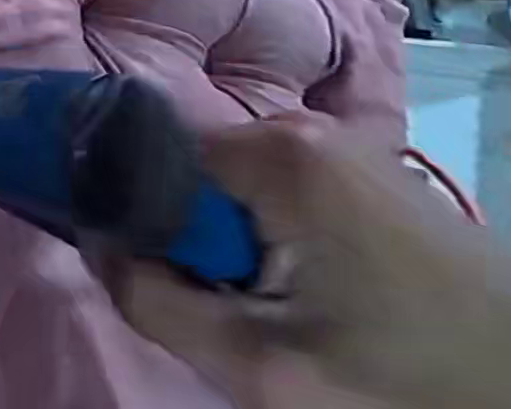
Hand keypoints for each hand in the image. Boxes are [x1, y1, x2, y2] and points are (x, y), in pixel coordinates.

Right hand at [96, 115, 510, 408]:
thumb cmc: (418, 394)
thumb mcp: (262, 369)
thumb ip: (152, 301)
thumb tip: (92, 243)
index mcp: (275, 149)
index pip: (152, 155)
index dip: (136, 212)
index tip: (146, 268)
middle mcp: (307, 128)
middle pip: (195, 172)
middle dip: (192, 237)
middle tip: (227, 310)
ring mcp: (351, 151)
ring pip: (239, 189)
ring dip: (234, 245)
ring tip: (276, 313)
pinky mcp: (379, 182)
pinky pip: (287, 197)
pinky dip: (277, 243)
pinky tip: (321, 303)